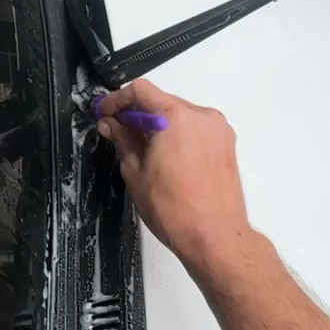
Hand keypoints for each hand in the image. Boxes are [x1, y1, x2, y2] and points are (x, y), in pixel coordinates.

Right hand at [95, 80, 272, 284]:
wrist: (215, 237)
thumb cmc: (171, 207)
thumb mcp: (135, 171)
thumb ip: (123, 140)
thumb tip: (110, 124)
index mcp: (175, 117)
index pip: (140, 91)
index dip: (116, 100)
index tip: (103, 113)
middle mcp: (201, 116)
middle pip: (161, 100)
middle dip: (136, 113)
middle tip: (116, 131)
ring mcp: (218, 130)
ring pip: (178, 114)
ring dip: (157, 123)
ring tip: (140, 146)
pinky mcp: (226, 144)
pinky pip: (194, 128)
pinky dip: (176, 133)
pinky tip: (163, 154)